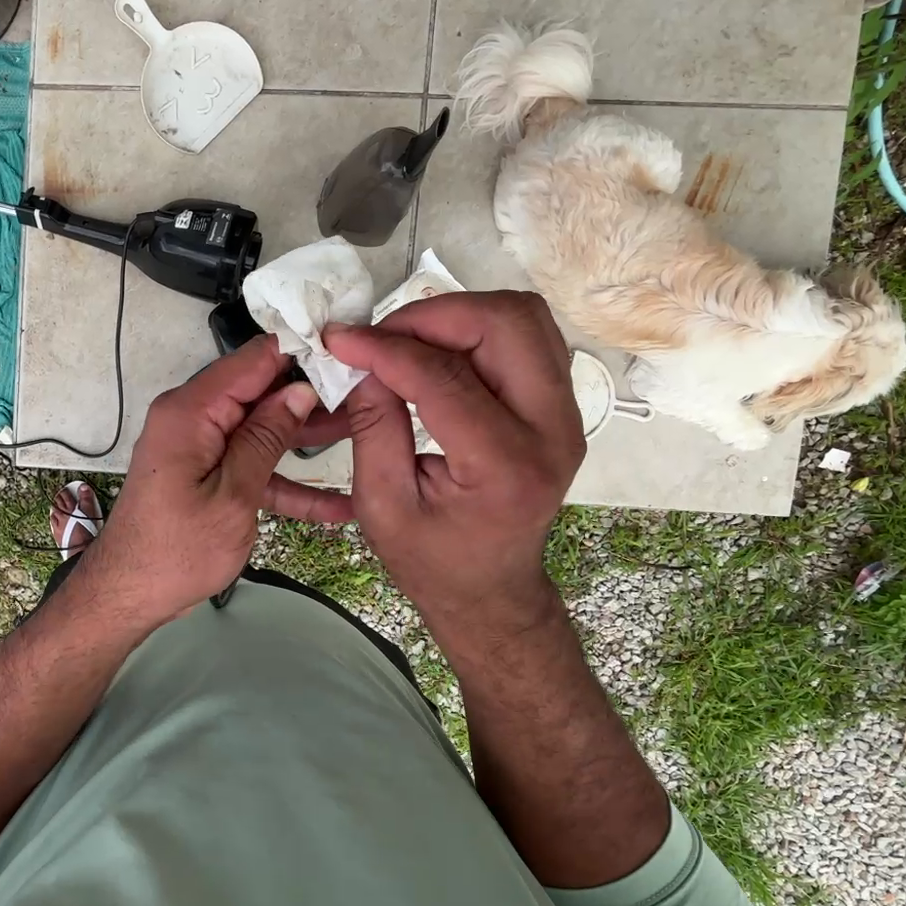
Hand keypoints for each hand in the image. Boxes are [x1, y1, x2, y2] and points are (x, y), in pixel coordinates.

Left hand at [70, 338, 351, 624]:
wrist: (129, 595)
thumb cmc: (177, 551)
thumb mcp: (232, 496)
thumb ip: (266, 440)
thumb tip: (299, 391)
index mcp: (191, 412)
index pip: (252, 361)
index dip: (301, 352)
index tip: (352, 352)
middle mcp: (191, 418)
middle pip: (260, 392)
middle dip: (313, 396)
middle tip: (371, 398)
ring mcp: (198, 446)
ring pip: (261, 429)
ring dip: (307, 439)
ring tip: (368, 436)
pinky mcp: (206, 474)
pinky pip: (249, 466)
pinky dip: (283, 482)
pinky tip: (336, 507)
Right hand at [323, 292, 585, 635]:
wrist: (490, 589)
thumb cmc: (431, 560)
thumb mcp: (382, 505)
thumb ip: (374, 428)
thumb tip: (365, 362)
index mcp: (504, 467)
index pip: (446, 378)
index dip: (386, 349)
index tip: (339, 339)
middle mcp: (552, 430)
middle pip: (506, 324)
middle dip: (433, 316)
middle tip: (381, 337)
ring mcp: (566, 414)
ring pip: (524, 319)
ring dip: (458, 316)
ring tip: (406, 341)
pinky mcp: (561, 406)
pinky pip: (526, 338)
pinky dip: (476, 329)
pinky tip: (437, 352)